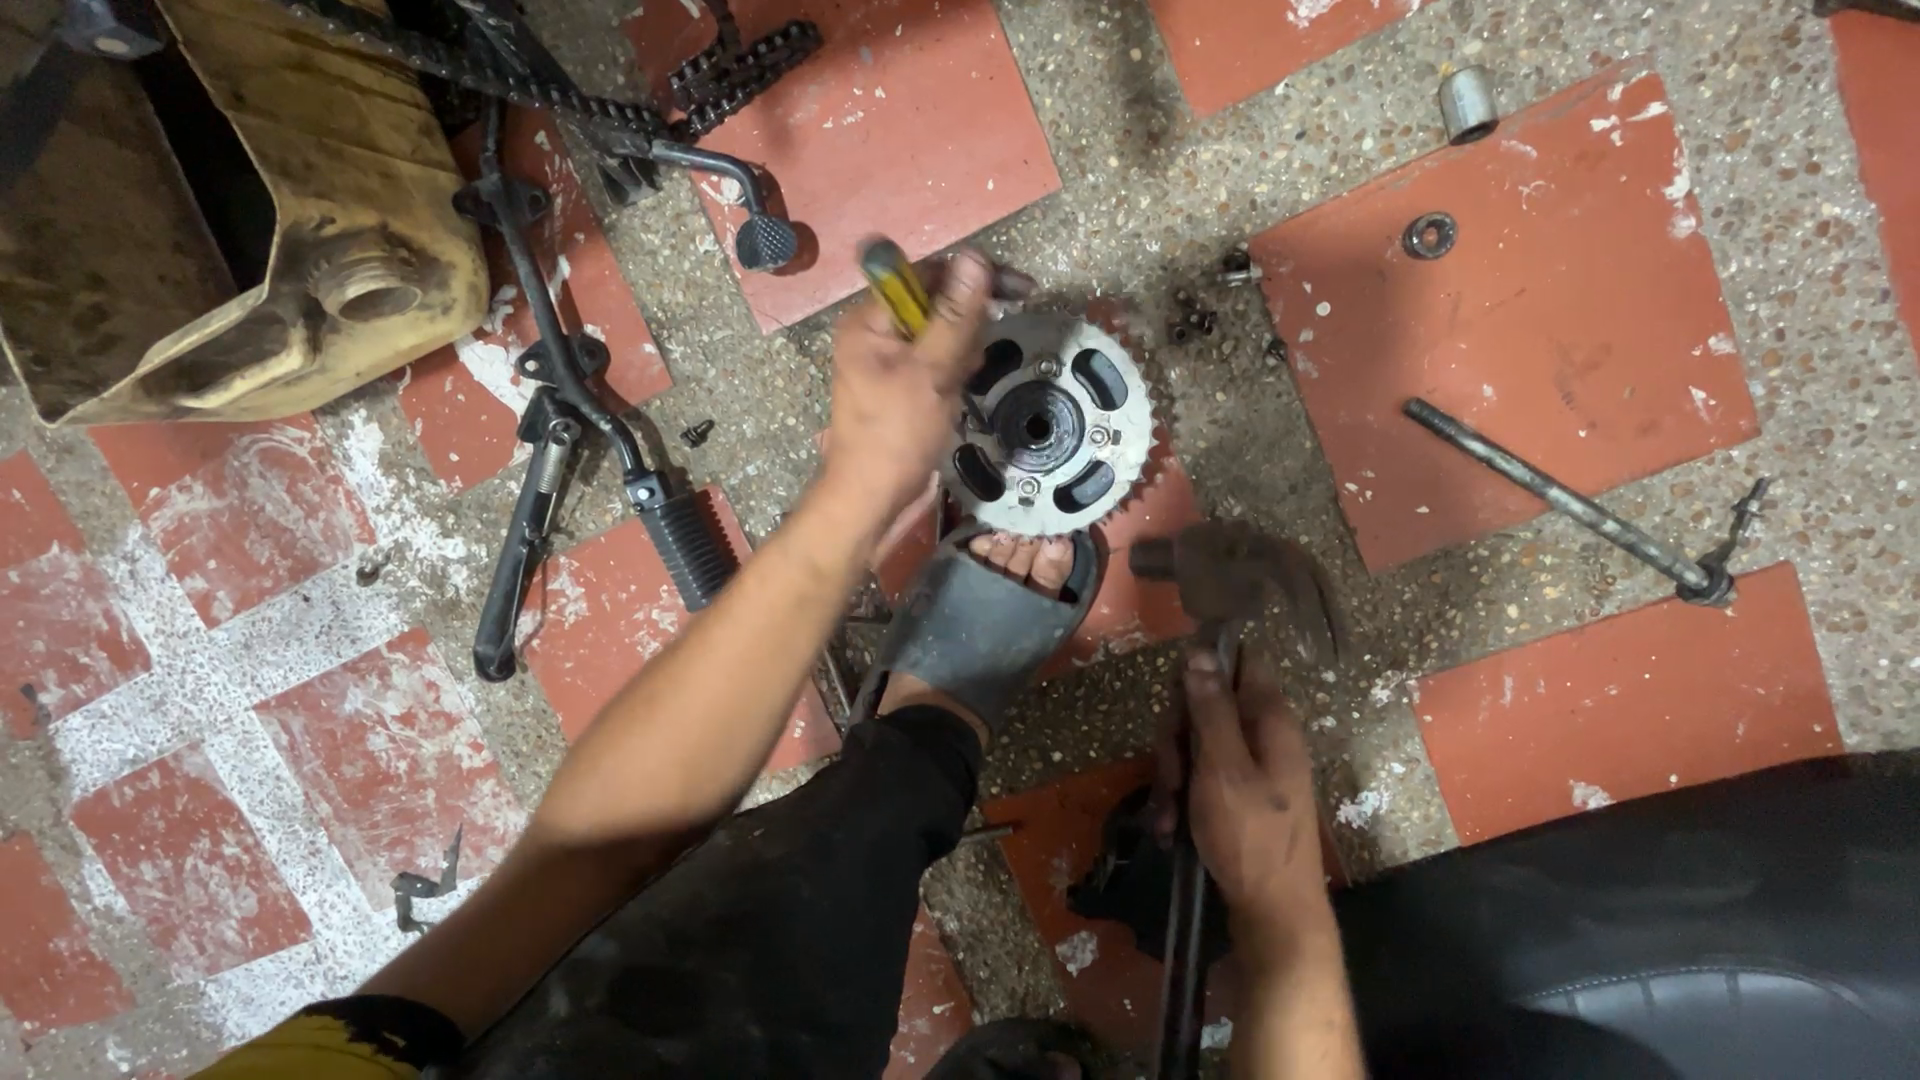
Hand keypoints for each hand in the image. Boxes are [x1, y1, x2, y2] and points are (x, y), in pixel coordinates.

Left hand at [818, 249, 992, 539]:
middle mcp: (877, 333)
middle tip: (975, 358)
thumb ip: (955, 315)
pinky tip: (959, 391)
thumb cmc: (896, 436)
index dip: (971, 276)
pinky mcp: (906, 386)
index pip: (926, 274)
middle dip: (966, 325)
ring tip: (961, 382)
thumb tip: (976, 258)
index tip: (1019, 289)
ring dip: (963, 352)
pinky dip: (955, 371)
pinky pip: (938, 362)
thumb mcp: (930, 372)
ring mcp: (891, 361)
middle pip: (936, 302)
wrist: (874, 500)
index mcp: (869, 320)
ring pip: (943, 334)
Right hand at [1156, 646, 1335, 957]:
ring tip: (1168, 813)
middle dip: (1176, 735)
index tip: (1175, 693)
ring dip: (1172, 774)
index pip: (1240, 660)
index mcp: (1269, 719)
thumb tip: (1200, 650)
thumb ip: (1210, 708)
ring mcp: (1249, 768)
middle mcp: (1262, 736)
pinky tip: (1170, 827)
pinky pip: (1199, 777)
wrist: (1272, 915)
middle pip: (1206, 704)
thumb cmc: (1250, 837)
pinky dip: (1180, 798)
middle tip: (1171, 769)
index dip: (1204, 666)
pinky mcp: (1236, 795)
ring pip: (1195, 743)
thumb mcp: (1222, 768)